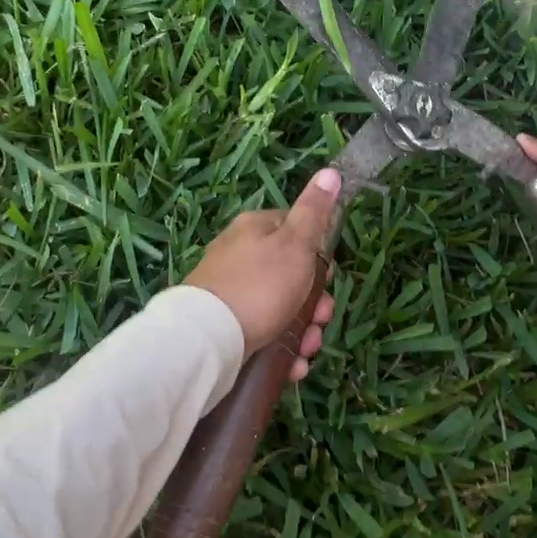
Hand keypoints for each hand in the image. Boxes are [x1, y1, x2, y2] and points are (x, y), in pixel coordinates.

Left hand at [185, 167, 340, 380]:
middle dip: (313, 303)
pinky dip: (281, 349)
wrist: (205, 340)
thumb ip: (314, 211)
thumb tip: (331, 171)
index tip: (330, 281)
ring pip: (278, 308)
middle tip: (320, 322)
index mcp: (256, 228)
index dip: (319, 257)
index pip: (296, 231)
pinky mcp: (222, 325)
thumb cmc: (260, 286)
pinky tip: (292, 367)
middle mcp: (239, 254)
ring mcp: (228, 291)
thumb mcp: (296, 244)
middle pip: (289, 274)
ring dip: (302, 330)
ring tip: (307, 351)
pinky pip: (260, 333)